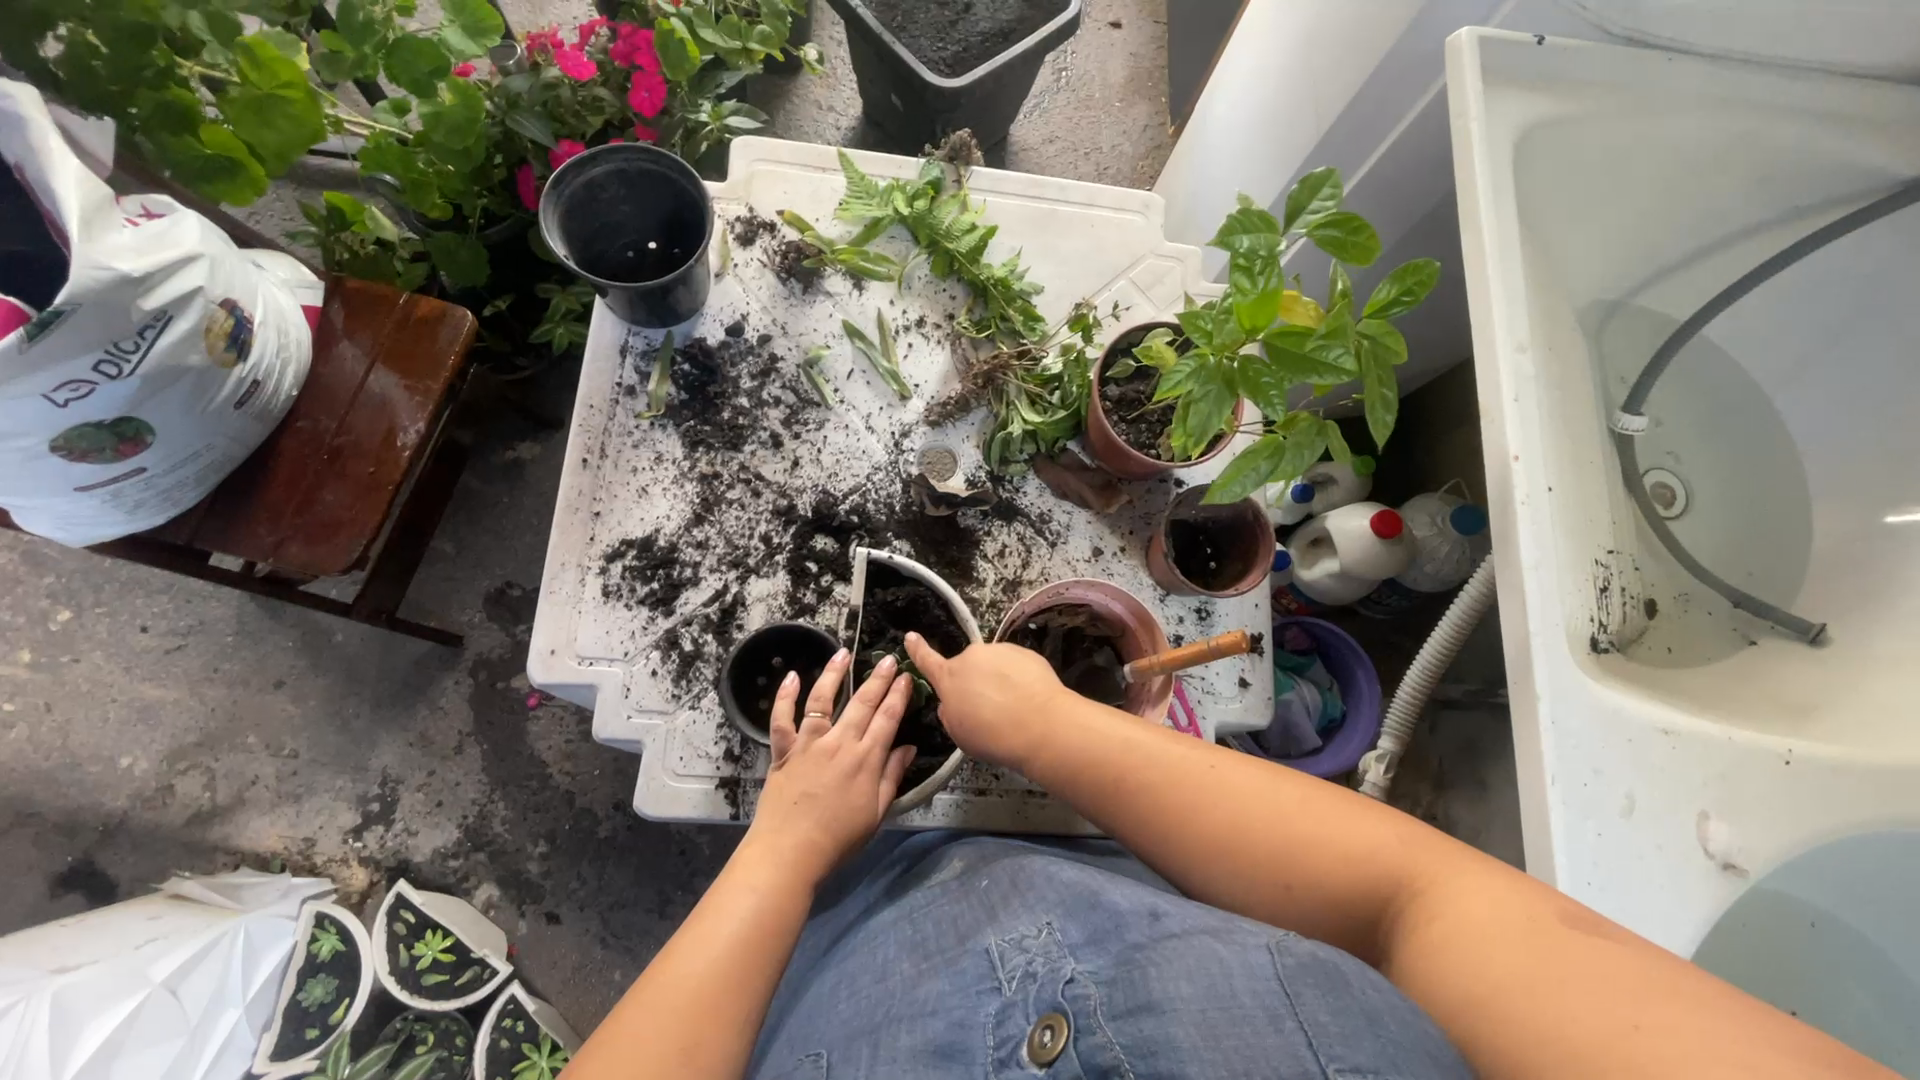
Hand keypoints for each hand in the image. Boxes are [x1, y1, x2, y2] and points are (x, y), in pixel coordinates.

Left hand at [743, 648, 915, 886]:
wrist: (790, 851)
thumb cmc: (839, 839)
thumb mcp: (877, 812)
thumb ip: (891, 776)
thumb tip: (908, 748)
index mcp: (866, 759)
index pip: (888, 718)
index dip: (899, 695)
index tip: (906, 677)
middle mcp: (839, 743)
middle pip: (862, 703)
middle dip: (878, 678)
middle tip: (888, 659)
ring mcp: (809, 743)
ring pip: (822, 700)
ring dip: (834, 674)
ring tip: (843, 654)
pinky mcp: (783, 751)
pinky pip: (782, 718)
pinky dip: (785, 696)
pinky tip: (792, 676)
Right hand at [904, 632, 1071, 771]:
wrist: (1041, 725)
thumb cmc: (993, 737)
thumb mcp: (960, 734)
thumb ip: (951, 713)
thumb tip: (952, 702)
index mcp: (949, 678)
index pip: (927, 660)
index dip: (917, 649)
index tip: (910, 636)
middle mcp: (971, 658)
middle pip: (967, 667)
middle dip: (974, 682)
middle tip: (989, 708)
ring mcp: (998, 651)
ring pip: (993, 665)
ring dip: (997, 679)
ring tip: (1013, 706)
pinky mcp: (1024, 652)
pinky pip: (1014, 665)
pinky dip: (1018, 678)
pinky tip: (1029, 697)